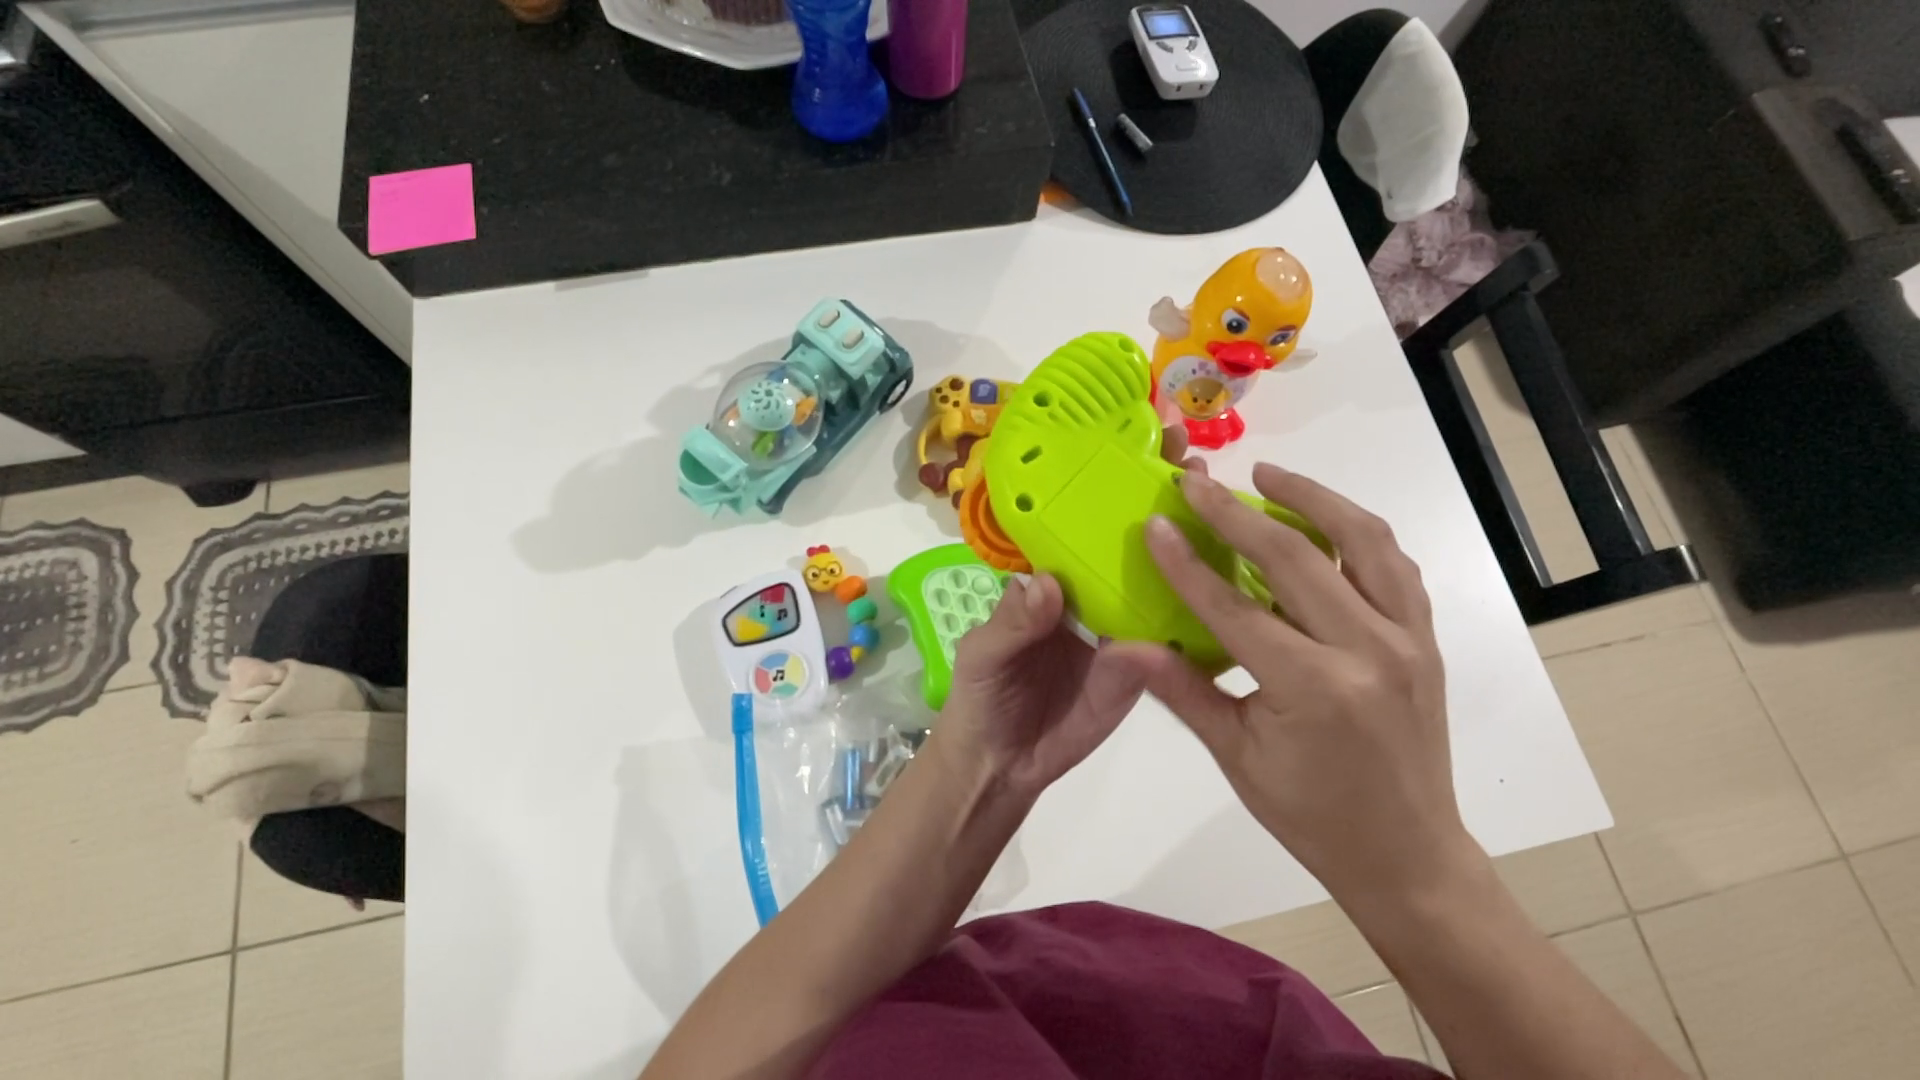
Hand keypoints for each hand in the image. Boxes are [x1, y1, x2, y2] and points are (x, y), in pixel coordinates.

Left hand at [927, 422, 1200, 800]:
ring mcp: (1121, 629)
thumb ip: (1012, 621)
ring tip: (1225, 506)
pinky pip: (1172, 637)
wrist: (1004, 762)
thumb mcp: (983, 653)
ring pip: (1157, 582)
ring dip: (1188, 546)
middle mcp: (1090, 594)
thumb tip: (1048, 585)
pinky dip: (1199, 613)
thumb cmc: (981, 696)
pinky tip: (1235, 582)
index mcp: (1049, 580)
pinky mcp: (1143, 667)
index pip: (1079, 525)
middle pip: (1127, 544)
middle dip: (1158, 499)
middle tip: (1190, 458)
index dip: (1103, 486)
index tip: (1132, 443)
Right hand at [1136, 464, 1477, 898]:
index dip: (1187, 563)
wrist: (1408, 854)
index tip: (1155, 522)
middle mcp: (1368, 650)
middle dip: (1236, 513)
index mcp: (1314, 688)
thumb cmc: (1310, 815)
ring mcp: (1407, 638)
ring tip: (1267, 473)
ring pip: (1363, 540)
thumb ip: (1183, 690)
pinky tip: (1324, 519)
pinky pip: (1395, 564)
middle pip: (1295, 557)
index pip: (1235, 607)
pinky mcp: (1425, 637)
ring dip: (1313, 497)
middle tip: (1196, 483)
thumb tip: (1124, 646)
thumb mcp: (1236, 757)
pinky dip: (1357, 530)